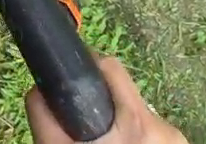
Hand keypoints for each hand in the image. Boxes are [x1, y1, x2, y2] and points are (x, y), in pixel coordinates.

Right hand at [27, 58, 186, 143]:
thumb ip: (45, 118)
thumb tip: (38, 90)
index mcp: (139, 123)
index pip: (111, 69)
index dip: (86, 71)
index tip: (71, 89)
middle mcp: (167, 131)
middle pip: (124, 97)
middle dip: (103, 110)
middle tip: (87, 137)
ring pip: (140, 121)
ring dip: (121, 132)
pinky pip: (153, 139)